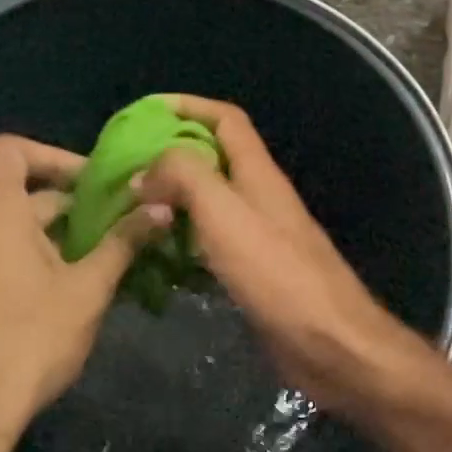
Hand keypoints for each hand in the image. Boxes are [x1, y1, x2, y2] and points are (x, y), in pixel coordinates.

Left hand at [0, 135, 165, 451]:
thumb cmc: (30, 340)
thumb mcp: (87, 290)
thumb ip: (123, 243)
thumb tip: (161, 207)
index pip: (12, 150)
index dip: (55, 155)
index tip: (95, 183)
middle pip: (19, 192)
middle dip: (71, 205)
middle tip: (118, 226)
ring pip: (12, 229)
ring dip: (56, 235)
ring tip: (102, 261)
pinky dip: (33, 258)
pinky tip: (68, 293)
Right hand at [135, 95, 433, 416]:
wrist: (329, 344)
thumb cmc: (278, 275)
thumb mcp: (226, 214)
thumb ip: (185, 178)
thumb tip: (145, 172)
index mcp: (258, 175)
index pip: (225, 120)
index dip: (187, 107)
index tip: (141, 113)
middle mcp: (260, 200)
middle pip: (213, 162)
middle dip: (169, 157)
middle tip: (122, 171)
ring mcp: (259, 239)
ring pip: (209, 206)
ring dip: (171, 202)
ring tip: (127, 211)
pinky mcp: (254, 276)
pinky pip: (210, 247)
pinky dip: (182, 244)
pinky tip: (155, 258)